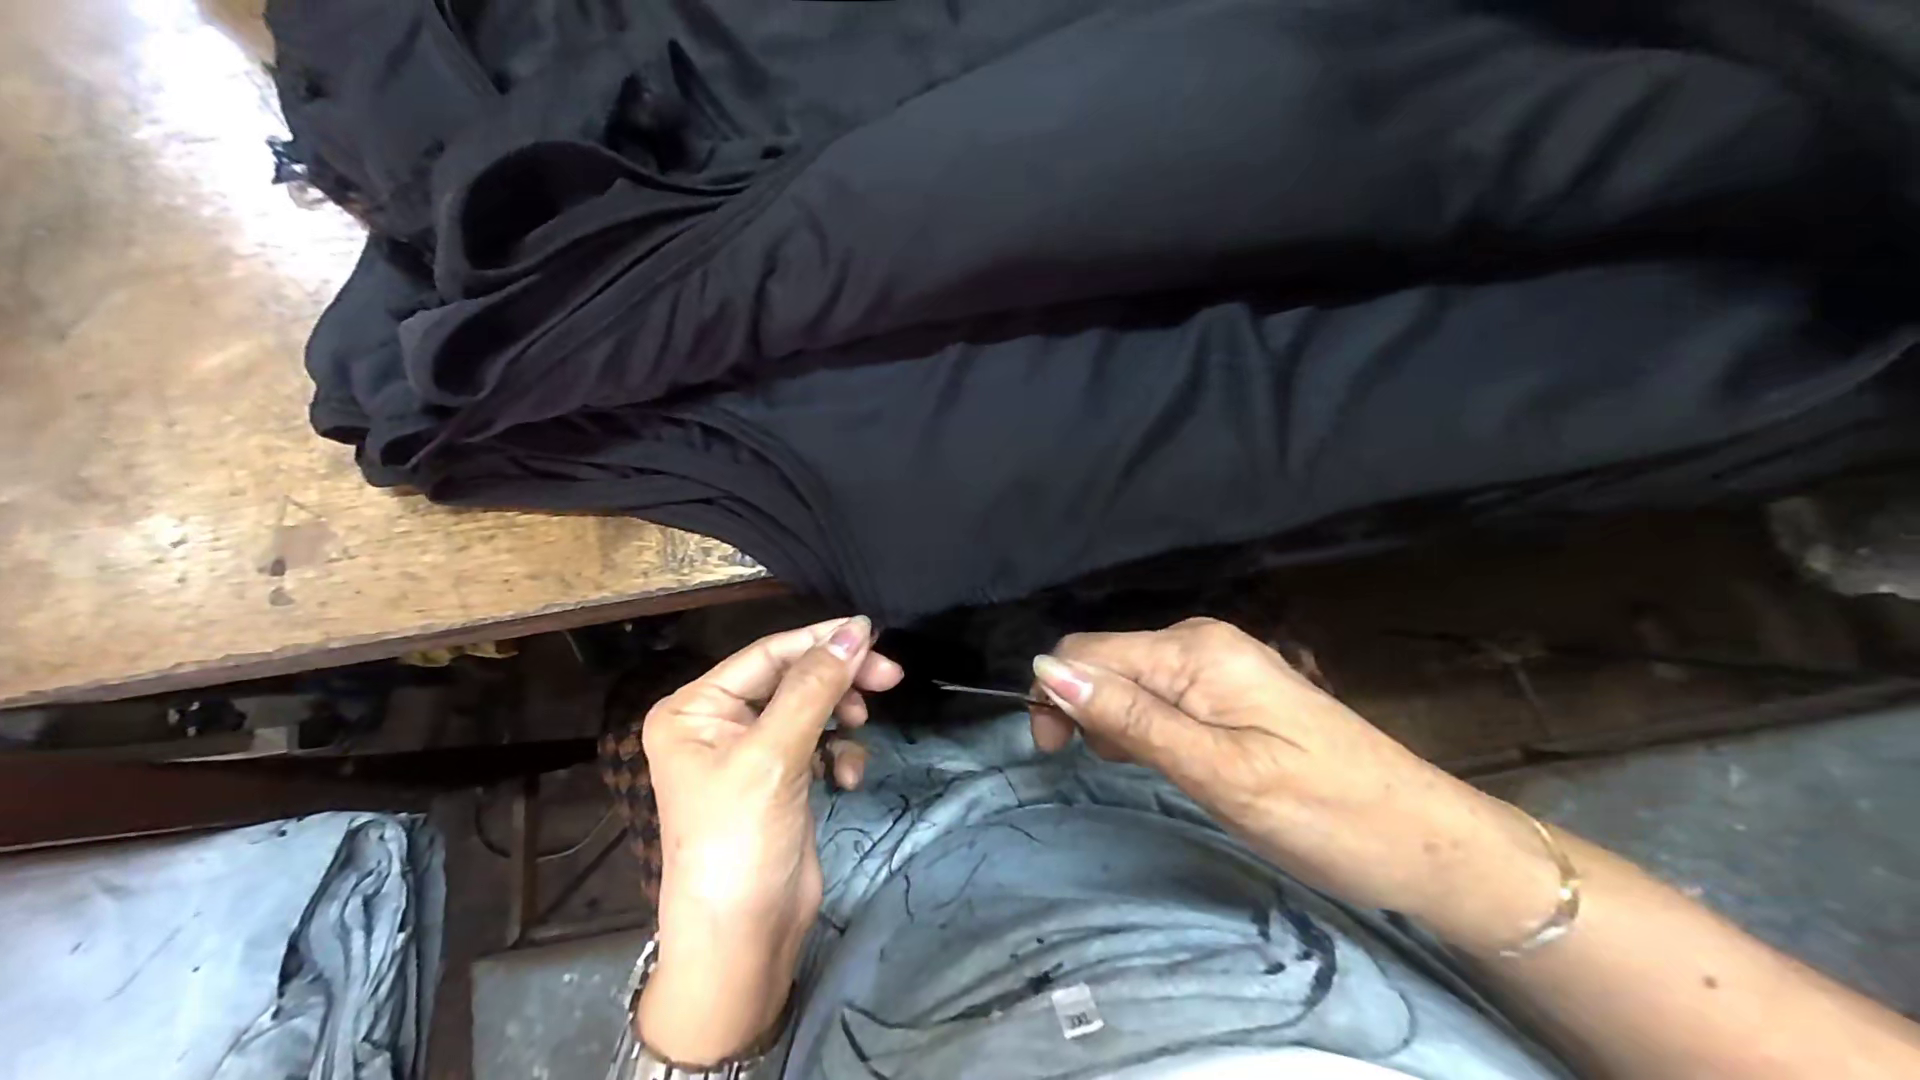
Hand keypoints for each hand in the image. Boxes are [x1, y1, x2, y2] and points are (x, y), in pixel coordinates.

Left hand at [636, 616, 901, 1064]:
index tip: (873, 632)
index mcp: (696, 708)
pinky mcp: (780, 778)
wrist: (743, 940)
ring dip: (841, 716)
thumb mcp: (775, 755)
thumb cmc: (741, 838)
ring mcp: (751, 751)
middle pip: (792, 678)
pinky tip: (847, 778)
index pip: (767, 655)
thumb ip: (816, 687)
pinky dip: (839, 753)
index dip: (821, 640)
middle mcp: (719, 723)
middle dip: (838, 678)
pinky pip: (818, 743)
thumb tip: (857, 629)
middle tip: (889, 677)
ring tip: (860, 731)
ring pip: (811, 708)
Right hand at [1028, 617, 1559, 951]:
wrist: (1428, 840)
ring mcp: (1219, 663)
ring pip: (1129, 680)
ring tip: (1161, 771)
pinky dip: (1147, 727)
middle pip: (1105, 662)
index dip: (1057, 697)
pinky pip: (1160, 695)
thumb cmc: (1324, 813)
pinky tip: (1176, 759)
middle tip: (1128, 770)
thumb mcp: (1219, 772)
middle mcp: (1201, 641)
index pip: (1087, 652)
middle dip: (1090, 712)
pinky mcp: (1230, 689)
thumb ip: (1131, 717)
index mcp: (1194, 650)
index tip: (1057, 754)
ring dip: (1119, 724)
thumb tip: (1048, 671)